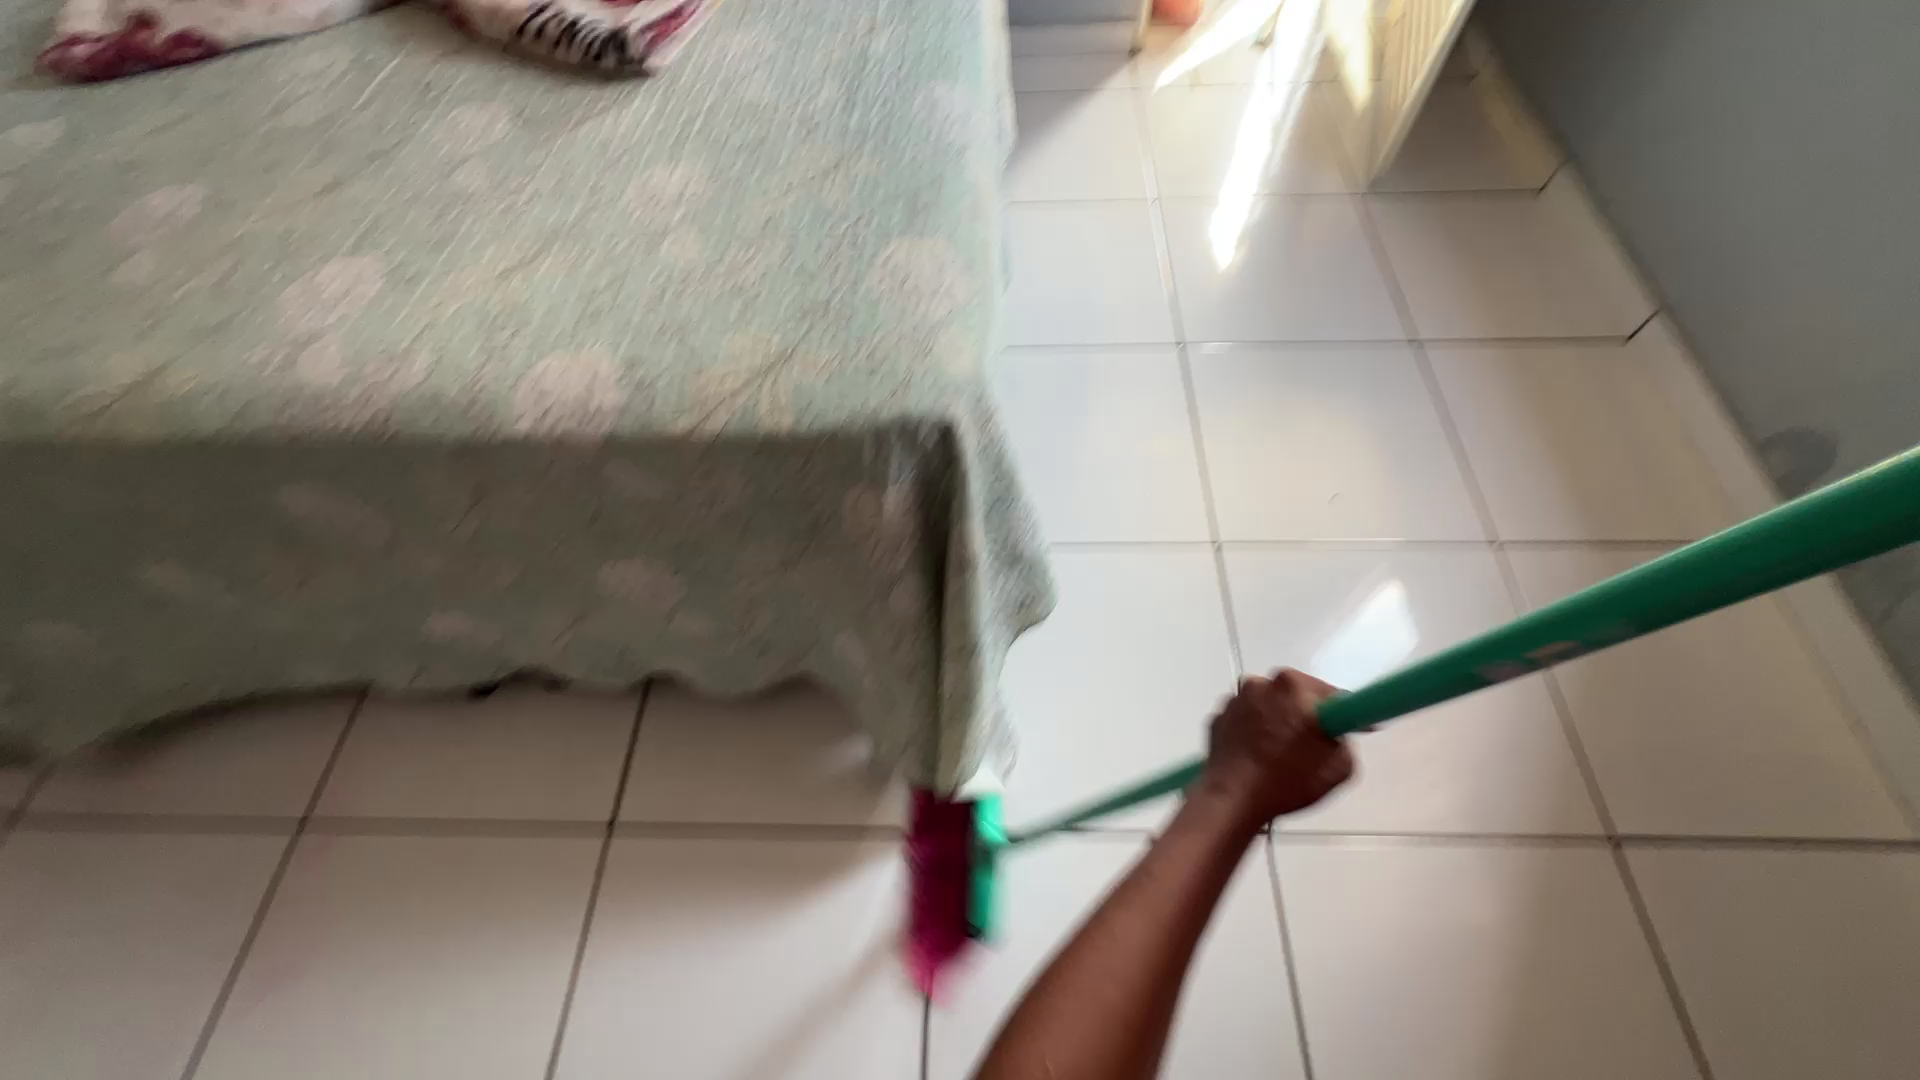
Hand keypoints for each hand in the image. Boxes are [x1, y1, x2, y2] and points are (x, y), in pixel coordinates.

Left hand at [1200, 669, 1354, 824]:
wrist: (1233, 797)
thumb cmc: (1290, 779)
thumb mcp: (1341, 765)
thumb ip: (1342, 739)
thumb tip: (1332, 733)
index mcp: (1292, 685)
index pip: (1328, 694)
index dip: (1340, 713)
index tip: (1346, 728)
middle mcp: (1260, 683)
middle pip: (1293, 695)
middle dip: (1305, 714)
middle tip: (1312, 743)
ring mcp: (1234, 700)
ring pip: (1266, 705)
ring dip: (1276, 720)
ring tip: (1281, 753)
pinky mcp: (1217, 717)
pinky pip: (1244, 720)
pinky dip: (1253, 731)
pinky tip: (1258, 755)